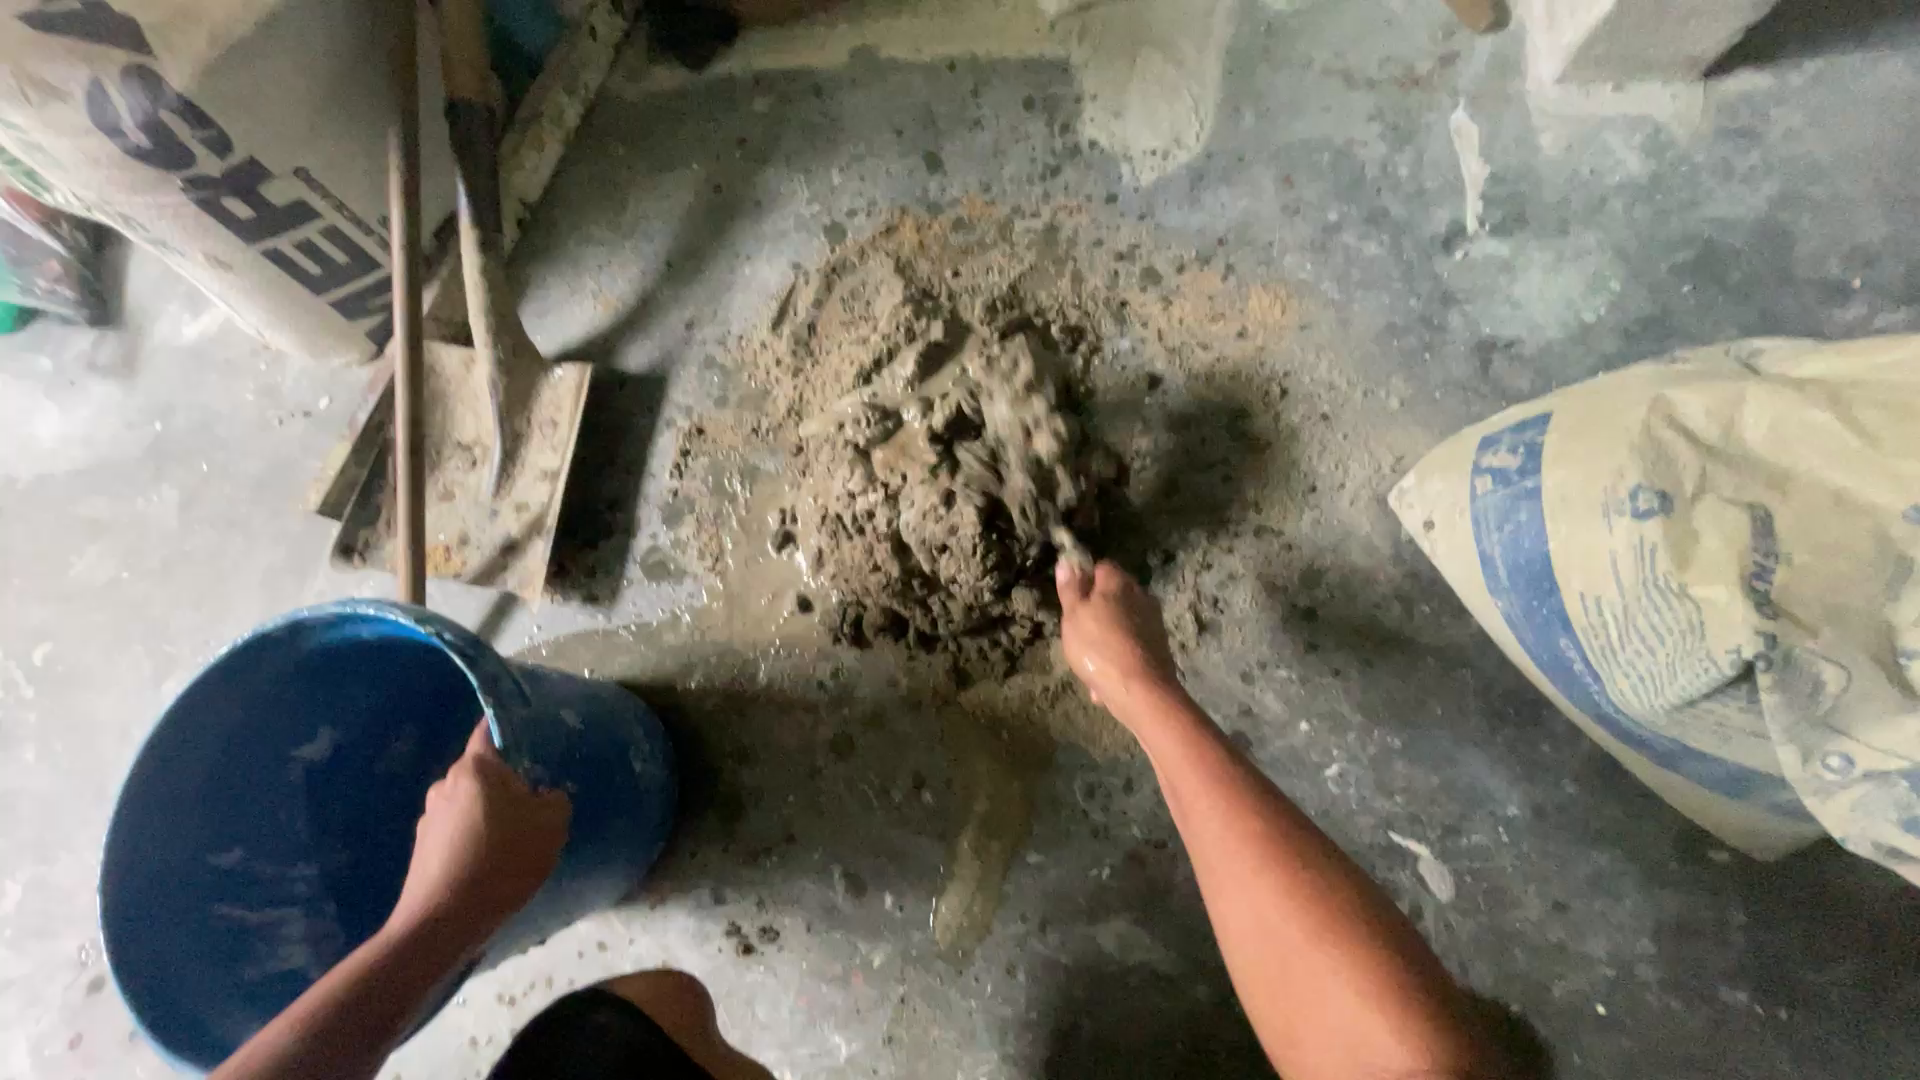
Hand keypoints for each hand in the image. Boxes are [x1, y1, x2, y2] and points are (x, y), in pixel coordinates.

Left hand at [386, 722, 570, 947]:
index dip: (516, 726)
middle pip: (485, 768)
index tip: (538, 734)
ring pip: (472, 799)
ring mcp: (430, 816)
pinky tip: (494, 857)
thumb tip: (542, 794)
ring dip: (492, 809)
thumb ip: (554, 797)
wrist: (444, 922)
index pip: (493, 727)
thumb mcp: (553, 822)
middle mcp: (446, 784)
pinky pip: (460, 827)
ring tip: (517, 833)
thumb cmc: (502, 860)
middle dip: (510, 778)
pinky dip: (477, 833)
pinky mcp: (423, 847)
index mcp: (476, 767)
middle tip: (538, 794)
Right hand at [1056, 559, 1183, 717]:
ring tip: (1090, 663)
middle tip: (1078, 634)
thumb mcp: (1073, 616)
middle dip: (1096, 612)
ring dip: (1106, 637)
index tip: (1071, 601)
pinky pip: (1131, 645)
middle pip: (1112, 595)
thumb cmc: (1099, 648)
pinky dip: (1119, 656)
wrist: (1140, 690)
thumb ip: (1070, 588)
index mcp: (1118, 582)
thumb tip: (1066, 561)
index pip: (1100, 567)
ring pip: (1121, 623)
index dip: (1084, 581)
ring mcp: (1153, 621)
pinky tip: (1105, 678)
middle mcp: (1141, 595)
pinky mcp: (1159, 645)